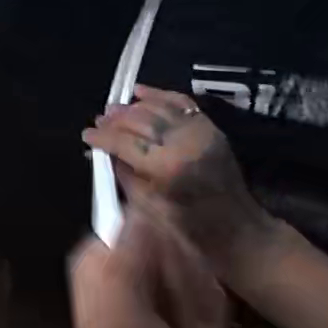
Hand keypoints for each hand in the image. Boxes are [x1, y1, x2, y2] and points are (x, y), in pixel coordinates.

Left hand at [68, 210, 219, 327]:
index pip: (141, 222)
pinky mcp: (163, 301)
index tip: (185, 279)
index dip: (170, 247)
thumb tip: (142, 208)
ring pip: (187, 265)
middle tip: (194, 317)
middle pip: (168, 243)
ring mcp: (141, 280)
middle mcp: (116, 260)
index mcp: (97, 254)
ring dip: (199, 297)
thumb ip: (128, 253)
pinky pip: (194, 286)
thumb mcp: (121, 302)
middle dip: (188, 278)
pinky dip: (204, 309)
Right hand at [84, 85, 283, 278]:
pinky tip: (141, 93)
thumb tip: (105, 154)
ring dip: (132, 106)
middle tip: (98, 121)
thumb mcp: (149, 207)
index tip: (86, 135)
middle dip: (115, 119)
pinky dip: (159, 96)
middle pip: (139, 120)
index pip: (124, 142)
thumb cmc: (192, 231)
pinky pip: (181, 103)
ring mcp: (200, 132)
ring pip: (158, 108)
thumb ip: (125, 174)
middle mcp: (184, 143)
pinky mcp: (211, 129)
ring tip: (114, 109)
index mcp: (167, 167)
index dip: (102, 137)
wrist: (241, 233)